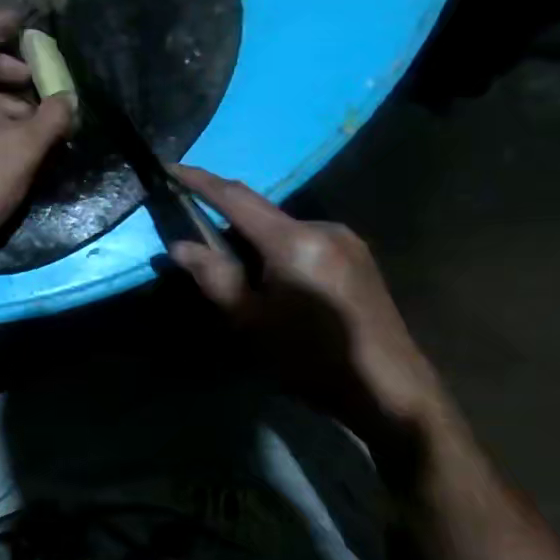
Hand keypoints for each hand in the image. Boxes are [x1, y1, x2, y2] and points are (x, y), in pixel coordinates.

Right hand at [168, 164, 450, 437]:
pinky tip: (278, 287)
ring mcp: (347, 241)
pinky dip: (279, 253)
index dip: (198, 180)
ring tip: (244, 285)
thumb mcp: (250, 321)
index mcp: (294, 241)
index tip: (169, 168)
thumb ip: (213, 275)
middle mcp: (324, 227)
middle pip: (259, 215)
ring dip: (255, 245)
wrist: (390, 391)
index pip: (235, 197)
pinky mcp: (359, 257)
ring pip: (282, 230)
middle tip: (204, 260)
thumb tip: (180, 245)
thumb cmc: (310, 358)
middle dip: (227, 228)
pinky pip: (304, 242)